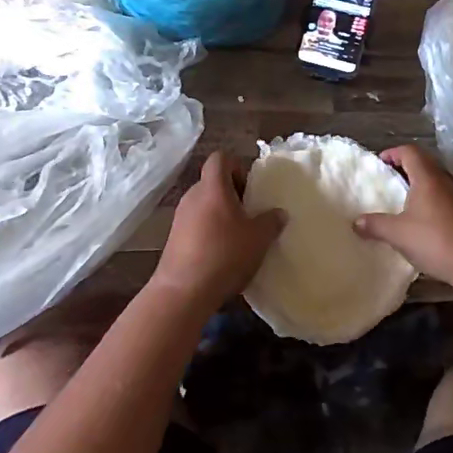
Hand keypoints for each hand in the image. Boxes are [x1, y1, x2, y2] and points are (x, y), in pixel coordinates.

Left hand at [151, 152, 284, 309]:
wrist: (182, 293)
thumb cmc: (225, 254)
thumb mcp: (259, 238)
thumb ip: (272, 221)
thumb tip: (279, 212)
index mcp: (213, 188)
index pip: (220, 158)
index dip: (237, 166)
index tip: (250, 188)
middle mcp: (193, 196)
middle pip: (213, 182)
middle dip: (233, 194)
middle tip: (250, 213)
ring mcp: (179, 219)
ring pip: (204, 204)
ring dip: (221, 214)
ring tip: (239, 236)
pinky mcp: (173, 240)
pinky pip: (196, 224)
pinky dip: (210, 231)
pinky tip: (222, 254)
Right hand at [354, 145, 452, 289]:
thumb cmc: (434, 241)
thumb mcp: (398, 234)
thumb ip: (375, 225)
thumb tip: (356, 222)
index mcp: (427, 178)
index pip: (410, 152)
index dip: (393, 153)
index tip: (379, 163)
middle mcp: (444, 181)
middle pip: (423, 162)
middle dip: (404, 167)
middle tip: (387, 179)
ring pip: (434, 179)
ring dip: (417, 183)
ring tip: (401, 199)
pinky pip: (442, 195)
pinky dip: (428, 198)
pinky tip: (420, 218)